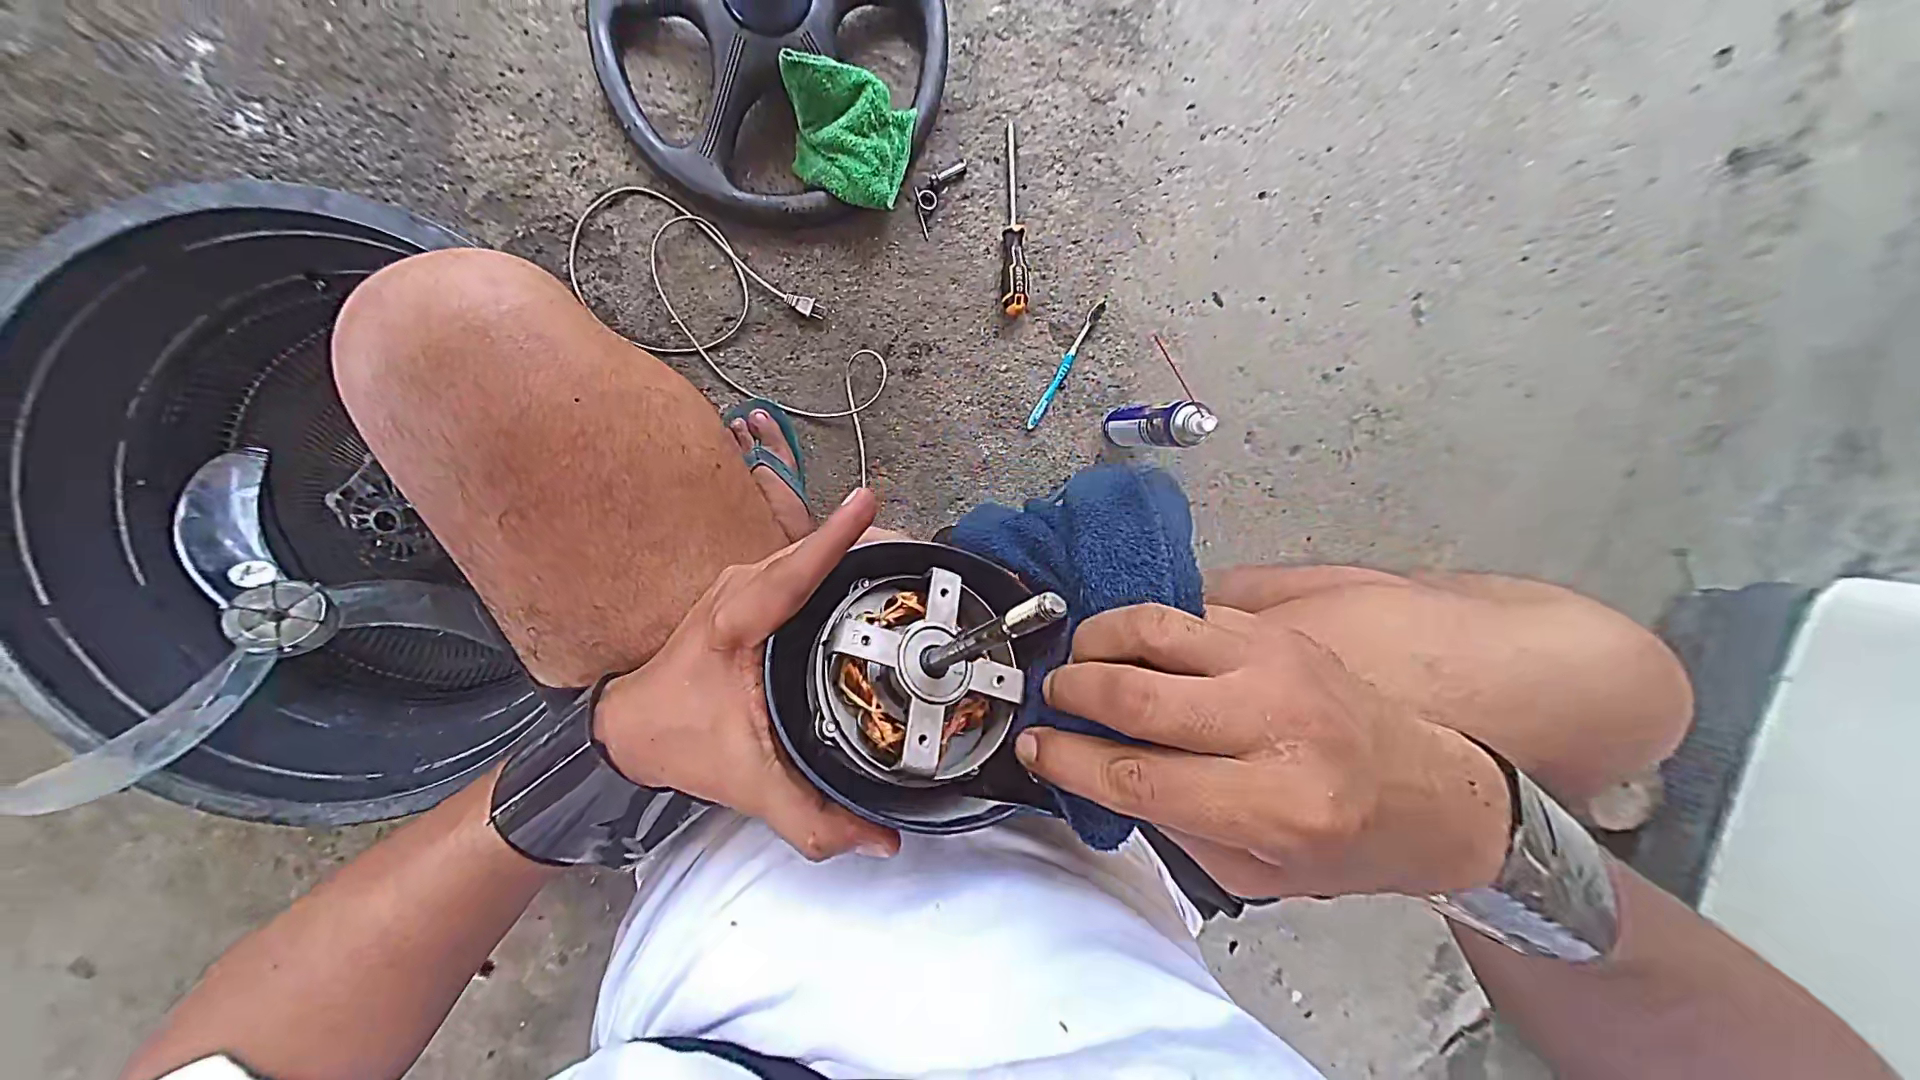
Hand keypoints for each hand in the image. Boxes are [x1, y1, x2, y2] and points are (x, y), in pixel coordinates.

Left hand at [593, 489, 899, 861]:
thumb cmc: (681, 740)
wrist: (632, 725)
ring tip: (906, 555)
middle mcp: (739, 593)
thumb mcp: (751, 784)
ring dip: (855, 547)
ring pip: (806, 551)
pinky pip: (802, 562)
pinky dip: (838, 559)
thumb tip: (879, 835)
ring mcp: (744, 582)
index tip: (867, 507)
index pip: (788, 575)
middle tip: (918, 550)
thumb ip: (814, 816)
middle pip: (809, 552)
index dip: (831, 540)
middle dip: (866, 542)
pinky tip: (868, 569)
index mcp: (735, 627)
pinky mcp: (752, 587)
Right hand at [1014, 604, 1511, 897]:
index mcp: (1277, 807)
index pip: (1138, 777)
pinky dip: (1140, 626)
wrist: (1432, 793)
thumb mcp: (1254, 870)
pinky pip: (1186, 612)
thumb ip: (1167, 819)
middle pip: (1135, 696)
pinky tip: (1127, 646)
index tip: (1038, 747)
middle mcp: (1277, 725)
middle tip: (1052, 697)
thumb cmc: (1349, 842)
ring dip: (1096, 641)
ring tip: (1080, 660)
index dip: (1070, 760)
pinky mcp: (1277, 631)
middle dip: (1072, 693)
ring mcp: (1278, 664)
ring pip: (1152, 630)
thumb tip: (1093, 766)